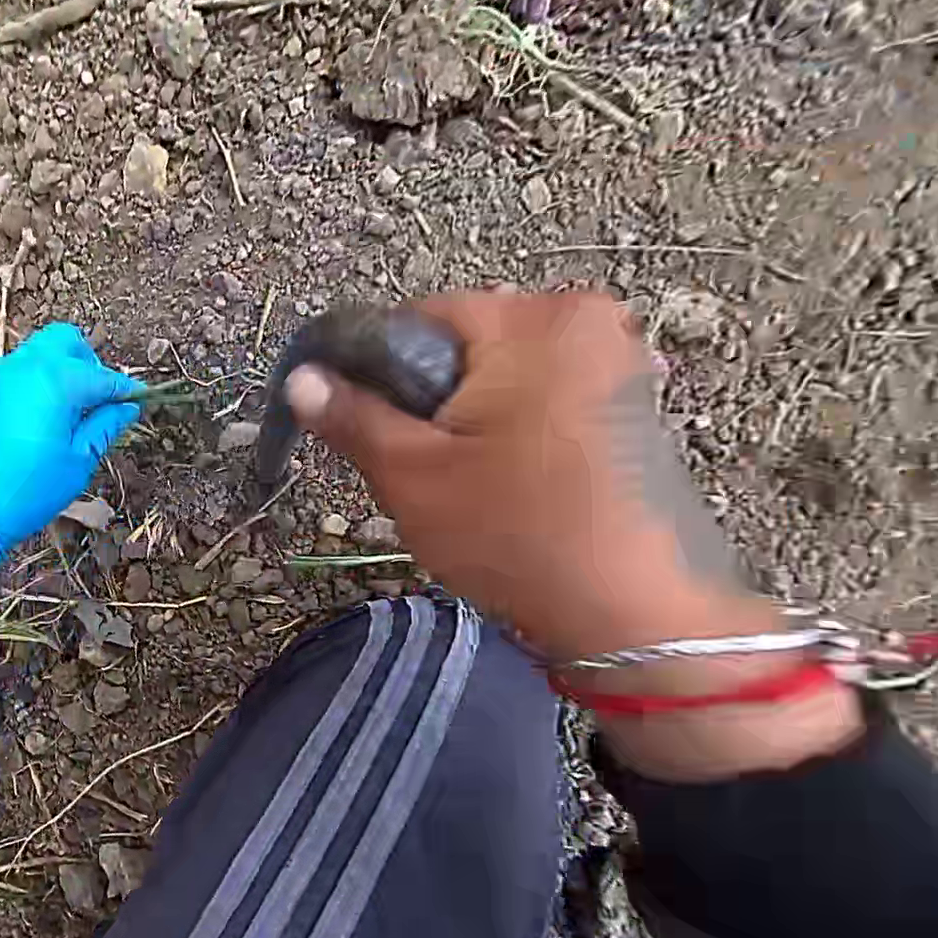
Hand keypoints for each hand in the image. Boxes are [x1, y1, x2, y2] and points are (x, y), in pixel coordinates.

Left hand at [0, 323, 140, 572]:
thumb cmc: (25, 490)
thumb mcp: (77, 462)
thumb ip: (105, 427)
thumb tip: (127, 408)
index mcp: (56, 381)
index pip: (103, 376)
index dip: (125, 390)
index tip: (139, 401)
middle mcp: (24, 366)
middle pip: (67, 341)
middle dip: (90, 364)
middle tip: (100, 401)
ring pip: (39, 353)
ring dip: (62, 371)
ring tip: (71, 413)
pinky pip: (17, 371)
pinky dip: (37, 382)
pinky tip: (41, 419)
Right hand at [287, 292, 762, 660]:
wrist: (636, 619)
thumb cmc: (516, 535)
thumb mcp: (413, 475)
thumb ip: (352, 416)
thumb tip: (300, 378)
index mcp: (536, 319)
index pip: (419, 318)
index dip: (379, 373)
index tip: (370, 430)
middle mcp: (588, 321)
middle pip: (464, 349)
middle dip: (430, 402)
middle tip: (422, 468)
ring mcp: (619, 363)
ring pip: (500, 379)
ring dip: (469, 422)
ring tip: (468, 485)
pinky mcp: (632, 407)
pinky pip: (542, 401)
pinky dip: (512, 432)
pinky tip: (511, 485)